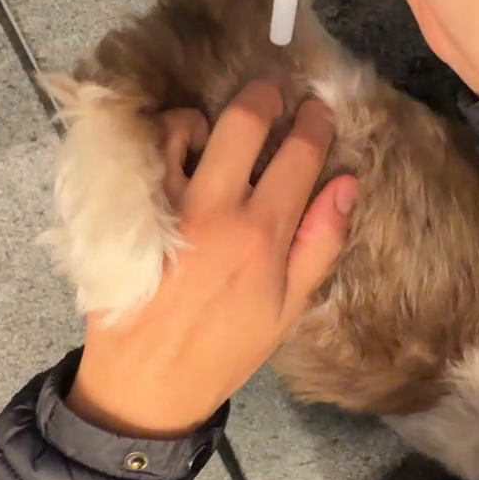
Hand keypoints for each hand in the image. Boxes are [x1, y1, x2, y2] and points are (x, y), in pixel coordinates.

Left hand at [66, 84, 359, 438]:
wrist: (146, 385)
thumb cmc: (226, 349)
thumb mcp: (289, 308)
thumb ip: (321, 241)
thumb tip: (347, 182)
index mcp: (262, 234)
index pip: (299, 154)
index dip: (314, 123)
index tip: (318, 112)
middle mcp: (215, 208)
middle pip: (245, 121)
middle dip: (266, 96)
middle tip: (274, 94)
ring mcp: (167, 207)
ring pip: (188, 125)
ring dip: (212, 118)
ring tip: (221, 132)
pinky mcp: (131, 212)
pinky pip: (146, 152)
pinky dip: (167, 139)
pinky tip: (180, 155)